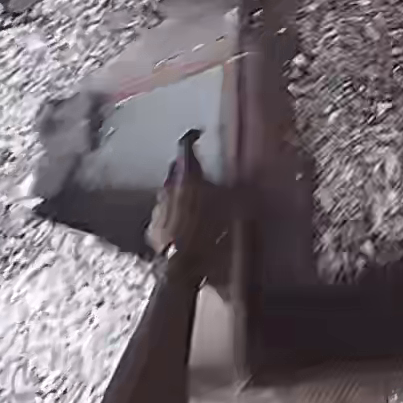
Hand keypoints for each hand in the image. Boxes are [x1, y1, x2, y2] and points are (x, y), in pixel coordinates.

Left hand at [148, 130, 227, 285]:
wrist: (182, 268)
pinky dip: (172, 212)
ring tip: (195, 200)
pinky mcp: (151, 228)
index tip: (198, 135)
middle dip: (187, 168)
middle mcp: (168, 188)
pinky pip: (163, 213)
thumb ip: (236, 190)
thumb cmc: (210, 234)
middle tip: (202, 172)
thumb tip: (250, 180)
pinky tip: (182, 222)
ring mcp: (157, 209)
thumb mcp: (232, 209)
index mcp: (188, 178)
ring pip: (168, 191)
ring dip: (179, 192)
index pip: (185, 148)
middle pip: (176, 170)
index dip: (192, 138)